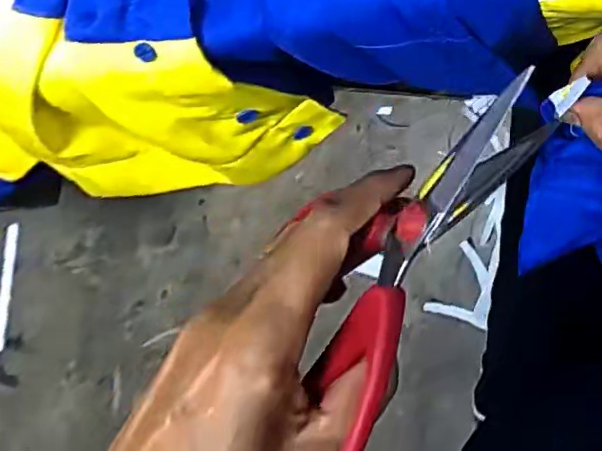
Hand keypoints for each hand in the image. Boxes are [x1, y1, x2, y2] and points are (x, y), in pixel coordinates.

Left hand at [110, 167, 414, 450]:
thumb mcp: (322, 442)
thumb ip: (368, 369)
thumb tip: (383, 314)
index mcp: (259, 334)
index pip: (322, 232)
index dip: (370, 194)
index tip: (406, 177)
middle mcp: (225, 315)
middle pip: (303, 230)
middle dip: (361, 209)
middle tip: (407, 214)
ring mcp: (202, 325)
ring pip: (283, 251)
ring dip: (336, 235)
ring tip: (378, 246)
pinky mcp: (194, 340)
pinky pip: (264, 277)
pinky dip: (308, 260)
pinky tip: (330, 284)